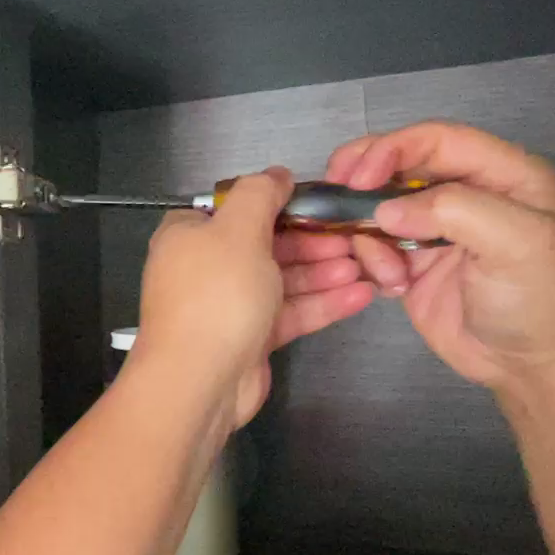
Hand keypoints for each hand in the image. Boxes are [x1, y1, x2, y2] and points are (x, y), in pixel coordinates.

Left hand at [133, 168, 375, 428]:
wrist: (198, 379)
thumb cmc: (216, 294)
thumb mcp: (237, 229)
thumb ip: (259, 194)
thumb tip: (276, 174)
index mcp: (187, 236)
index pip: (233, 208)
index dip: (275, 201)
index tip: (318, 200)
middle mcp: (203, 267)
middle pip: (264, 243)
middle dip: (312, 239)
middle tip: (355, 235)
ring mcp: (226, 305)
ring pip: (281, 279)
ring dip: (322, 271)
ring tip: (366, 264)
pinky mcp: (248, 337)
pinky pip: (289, 312)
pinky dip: (321, 303)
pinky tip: (362, 295)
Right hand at [325, 121, 554, 396]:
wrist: (535, 367)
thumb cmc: (542, 299)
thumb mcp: (516, 243)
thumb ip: (453, 211)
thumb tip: (382, 211)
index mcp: (502, 175)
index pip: (436, 140)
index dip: (391, 149)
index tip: (355, 178)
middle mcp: (465, 195)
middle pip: (398, 167)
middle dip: (362, 181)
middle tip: (332, 198)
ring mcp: (435, 231)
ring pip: (378, 210)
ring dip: (368, 237)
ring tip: (388, 271)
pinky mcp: (411, 264)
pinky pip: (373, 249)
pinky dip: (371, 264)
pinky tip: (392, 287)